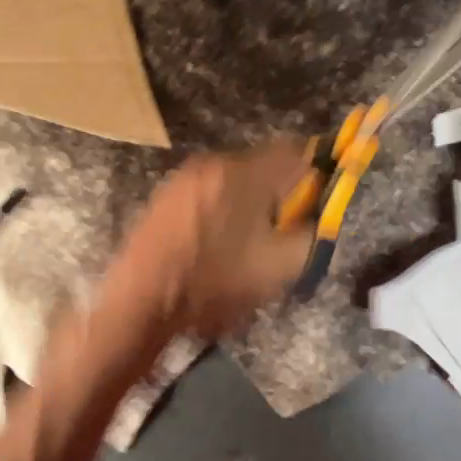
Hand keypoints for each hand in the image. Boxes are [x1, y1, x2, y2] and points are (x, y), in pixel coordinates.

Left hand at [0, 144, 310, 460]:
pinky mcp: (166, 197)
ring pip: (240, 179)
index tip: (326, 198)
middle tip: (292, 226)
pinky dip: (230, 208)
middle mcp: (212, 164)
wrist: (134, 309)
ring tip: (257, 240)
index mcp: (243, 173)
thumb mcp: (279, 268)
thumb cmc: (212, 288)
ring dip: (257, 200)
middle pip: (268, 163)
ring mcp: (184, 179)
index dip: (320, 172)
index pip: (298, 151)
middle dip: (287, 191)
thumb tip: (326, 215)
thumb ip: (313, 233)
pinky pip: (214, 191)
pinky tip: (226, 244)